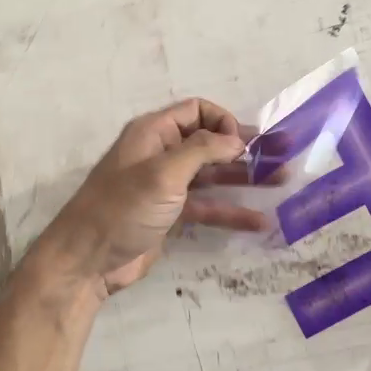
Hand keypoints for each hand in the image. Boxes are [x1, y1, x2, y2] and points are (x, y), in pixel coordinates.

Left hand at [33, 99, 268, 296]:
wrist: (87, 260)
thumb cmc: (122, 208)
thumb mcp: (164, 173)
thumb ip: (203, 150)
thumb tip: (236, 138)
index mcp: (154, 133)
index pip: (197, 111)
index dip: (224, 121)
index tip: (246, 143)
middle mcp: (161, 154)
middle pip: (210, 143)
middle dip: (245, 149)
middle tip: (283, 156)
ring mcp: (166, 186)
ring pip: (212, 175)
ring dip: (244, 178)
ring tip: (281, 182)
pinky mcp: (170, 215)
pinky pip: (207, 207)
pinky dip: (230, 211)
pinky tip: (258, 221)